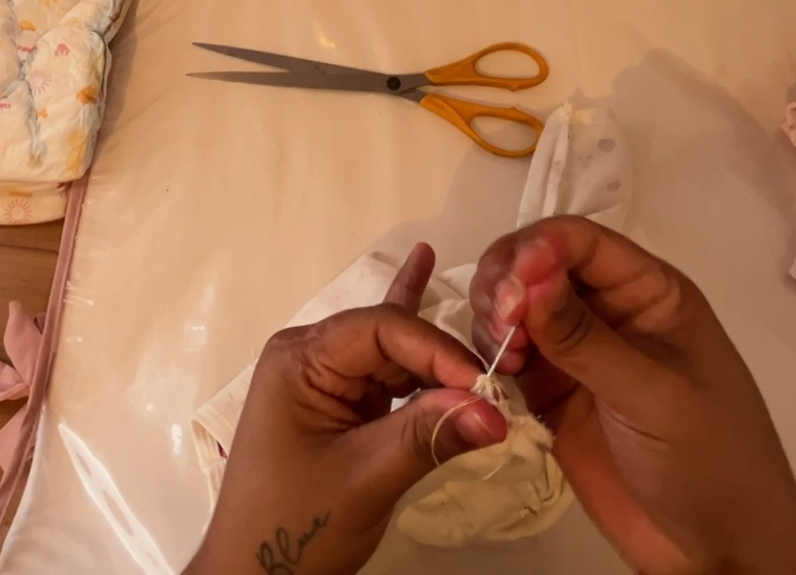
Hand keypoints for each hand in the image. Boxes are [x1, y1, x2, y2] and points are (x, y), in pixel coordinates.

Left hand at [186, 244, 507, 574]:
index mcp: (301, 357)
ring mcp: (325, 376)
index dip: (437, 350)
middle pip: (390, 336)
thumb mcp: (364, 478)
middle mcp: (311, 354)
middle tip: (500, 372)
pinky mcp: (340, 399)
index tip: (485, 385)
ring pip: (392, 350)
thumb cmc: (295, 523)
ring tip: (487, 335)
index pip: (381, 330)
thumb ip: (427, 435)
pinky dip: (413, 347)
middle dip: (443, 355)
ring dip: (437, 355)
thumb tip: (497, 412)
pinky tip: (422, 272)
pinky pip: (384, 368)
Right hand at [471, 217, 795, 574]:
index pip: (579, 240)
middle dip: (506, 281)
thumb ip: (582, 336)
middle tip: (499, 324)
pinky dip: (489, 351)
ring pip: (512, 301)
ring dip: (493, 316)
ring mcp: (573, 347)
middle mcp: (605, 307)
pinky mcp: (548, 384)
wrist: (716, 558)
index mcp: (646, 291)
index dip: (538, 248)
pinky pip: (505, 348)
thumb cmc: (708, 464)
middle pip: (534, 261)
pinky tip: (497, 374)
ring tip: (504, 357)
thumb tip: (525, 275)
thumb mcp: (652, 395)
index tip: (510, 287)